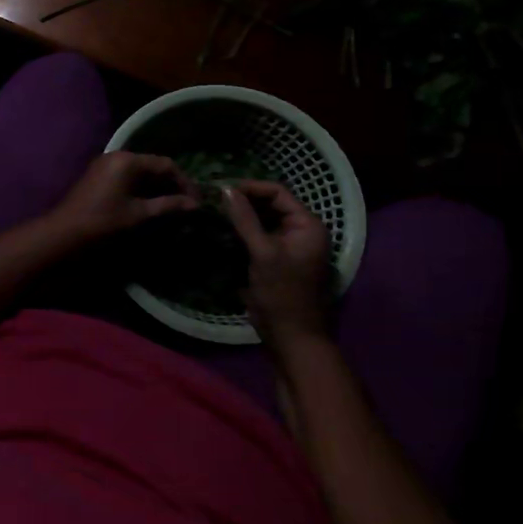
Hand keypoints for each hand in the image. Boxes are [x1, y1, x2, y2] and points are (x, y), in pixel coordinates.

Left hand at [49, 152, 197, 242]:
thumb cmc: (103, 222)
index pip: (166, 164)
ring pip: (140, 172)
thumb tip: (194, 205)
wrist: (64, 233)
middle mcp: (117, 156)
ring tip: (171, 207)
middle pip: (153, 166)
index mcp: (128, 160)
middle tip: (186, 205)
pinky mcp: (99, 176)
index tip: (196, 200)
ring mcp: (106, 165)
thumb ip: (168, 206)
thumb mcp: (139, 214)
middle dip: (171, 185)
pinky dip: (141, 189)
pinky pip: (127, 177)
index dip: (184, 182)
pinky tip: (150, 205)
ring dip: (157, 188)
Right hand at [223, 181, 332, 347]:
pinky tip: (223, 229)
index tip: (222, 188)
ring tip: (216, 210)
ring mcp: (289, 245)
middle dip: (245, 200)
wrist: (290, 336)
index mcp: (307, 225)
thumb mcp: (262, 252)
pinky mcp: (276, 259)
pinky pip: (259, 236)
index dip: (251, 187)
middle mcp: (301, 231)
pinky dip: (243, 231)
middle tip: (215, 198)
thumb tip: (227, 189)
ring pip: (263, 220)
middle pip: (271, 204)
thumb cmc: (282, 292)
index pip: (278, 193)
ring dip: (242, 215)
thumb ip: (245, 219)